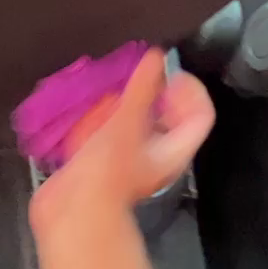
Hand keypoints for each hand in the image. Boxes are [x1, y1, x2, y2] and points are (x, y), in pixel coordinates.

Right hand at [28, 48, 213, 232]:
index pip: (199, 113)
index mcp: (172, 151)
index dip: (189, 90)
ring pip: (129, 126)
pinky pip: (102, 136)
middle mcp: (152, 156)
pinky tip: (80, 114)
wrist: (69, 212)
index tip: (165, 75)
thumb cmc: (105, 172)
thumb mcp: (126, 125)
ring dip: (116, 106)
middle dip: (146, 95)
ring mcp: (123, 161)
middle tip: (130, 80)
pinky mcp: (96, 165)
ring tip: (101, 93)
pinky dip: (94, 122)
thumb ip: (142, 90)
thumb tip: (156, 56)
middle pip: (162, 117)